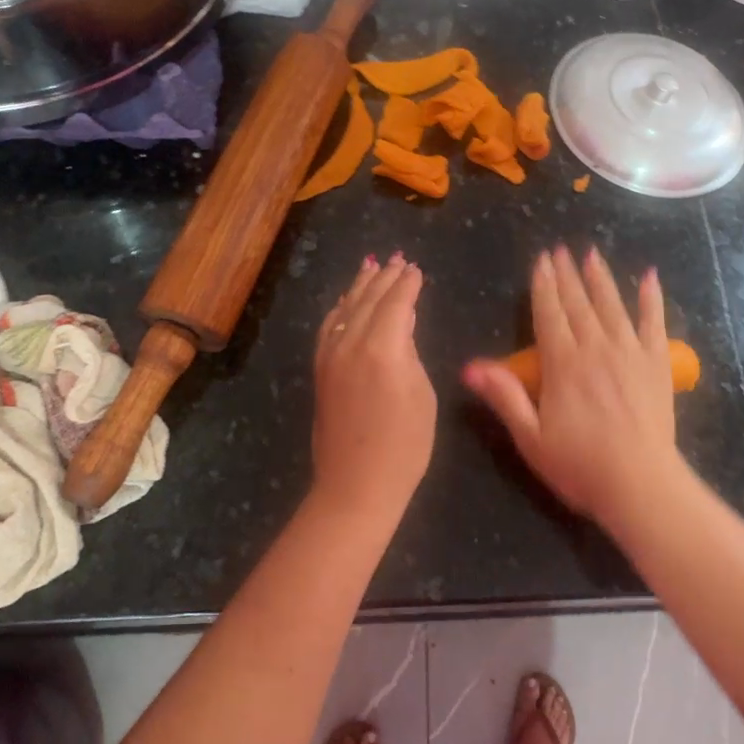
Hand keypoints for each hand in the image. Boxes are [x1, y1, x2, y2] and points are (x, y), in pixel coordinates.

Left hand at [312, 253, 435, 516]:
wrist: (356, 484)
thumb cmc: (405, 445)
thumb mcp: (422, 394)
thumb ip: (410, 353)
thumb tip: (400, 331)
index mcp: (384, 346)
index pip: (398, 302)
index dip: (408, 283)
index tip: (416, 268)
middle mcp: (352, 342)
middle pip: (370, 299)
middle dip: (385, 277)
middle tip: (398, 259)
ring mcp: (331, 355)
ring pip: (346, 308)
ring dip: (360, 287)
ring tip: (371, 267)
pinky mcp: (320, 370)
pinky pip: (329, 327)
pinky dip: (340, 309)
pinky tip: (345, 303)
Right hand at [463, 247, 682, 523]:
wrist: (640, 484)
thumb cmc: (579, 465)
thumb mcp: (530, 437)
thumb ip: (504, 396)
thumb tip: (469, 366)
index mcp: (562, 364)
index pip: (549, 314)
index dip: (543, 285)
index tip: (540, 260)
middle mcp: (596, 348)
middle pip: (578, 303)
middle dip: (567, 274)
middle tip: (560, 249)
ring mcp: (630, 353)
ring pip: (612, 305)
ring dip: (600, 278)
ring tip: (591, 254)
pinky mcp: (657, 364)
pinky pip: (653, 322)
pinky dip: (651, 298)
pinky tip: (649, 277)